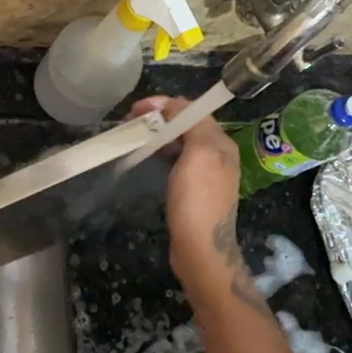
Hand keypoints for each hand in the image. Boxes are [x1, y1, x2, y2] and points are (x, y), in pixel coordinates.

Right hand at [129, 96, 243, 289]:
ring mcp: (207, 173)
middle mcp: (218, 154)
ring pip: (181, 143)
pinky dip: (161, 153)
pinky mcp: (195, 190)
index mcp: (221, 142)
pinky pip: (178, 160)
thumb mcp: (198, 154)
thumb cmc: (196, 200)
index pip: (192, 110)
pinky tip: (148, 158)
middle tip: (131, 123)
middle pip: (187, 125)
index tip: (136, 110)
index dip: (164, 105)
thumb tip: (174, 106)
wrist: (200, 247)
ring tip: (135, 137)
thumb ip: (190, 124)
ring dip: (159, 135)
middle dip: (159, 118)